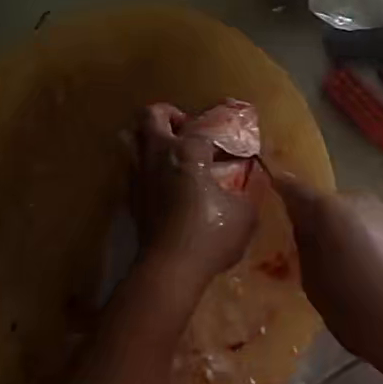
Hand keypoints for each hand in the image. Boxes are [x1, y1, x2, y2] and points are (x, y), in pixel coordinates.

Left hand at [129, 104, 262, 290]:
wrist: (169, 268)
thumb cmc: (209, 236)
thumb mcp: (244, 214)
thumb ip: (249, 190)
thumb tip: (252, 178)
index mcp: (187, 150)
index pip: (199, 125)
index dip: (215, 129)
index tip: (227, 142)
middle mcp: (158, 152)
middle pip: (152, 115)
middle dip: (168, 115)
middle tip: (186, 131)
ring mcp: (139, 171)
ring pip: (135, 137)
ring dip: (152, 138)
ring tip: (173, 154)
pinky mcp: (130, 193)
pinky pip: (134, 165)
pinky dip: (147, 165)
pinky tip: (164, 182)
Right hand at [268, 170, 382, 360]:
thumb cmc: (363, 315)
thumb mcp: (316, 288)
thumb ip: (304, 249)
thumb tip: (302, 228)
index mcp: (328, 209)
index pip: (292, 187)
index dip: (281, 192)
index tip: (273, 200)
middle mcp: (359, 198)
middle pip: (330, 205)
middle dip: (324, 224)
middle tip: (323, 258)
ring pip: (359, 218)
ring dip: (354, 236)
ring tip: (360, 276)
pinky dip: (379, 247)